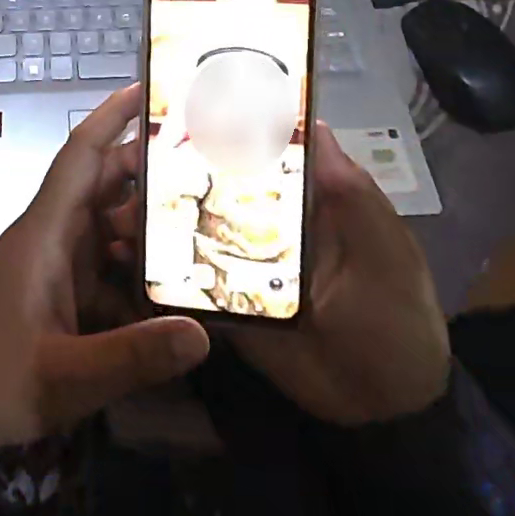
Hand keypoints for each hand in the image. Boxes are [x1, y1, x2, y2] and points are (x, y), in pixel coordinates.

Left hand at [0, 85, 211, 449]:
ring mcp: (60, 262)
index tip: (148, 88)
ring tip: (210, 221)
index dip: (112, 117)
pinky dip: (141, 265)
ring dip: (153, 223)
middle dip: (154, 172)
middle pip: (107, 185)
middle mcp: (57, 235)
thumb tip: (200, 334)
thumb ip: (129, 357)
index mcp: (49, 231)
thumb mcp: (61, 376)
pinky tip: (178, 284)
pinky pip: (110, 263)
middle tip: (212, 166)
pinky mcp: (64, 288)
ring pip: (113, 224)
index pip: (81, 156)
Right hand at [107, 122, 449, 425]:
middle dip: (172, 173)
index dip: (223, 130)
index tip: (176, 108)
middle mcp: (269, 223)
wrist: (384, 407)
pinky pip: (188, 280)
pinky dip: (158, 269)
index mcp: (307, 200)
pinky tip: (127, 257)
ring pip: (194, 231)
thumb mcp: (384, 248)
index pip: (260, 154)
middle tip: (130, 162)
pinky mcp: (227, 304)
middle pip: (215, 188)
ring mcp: (244, 264)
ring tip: (119, 213)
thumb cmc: (395, 313)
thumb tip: (314, 122)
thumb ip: (349, 192)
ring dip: (157, 219)